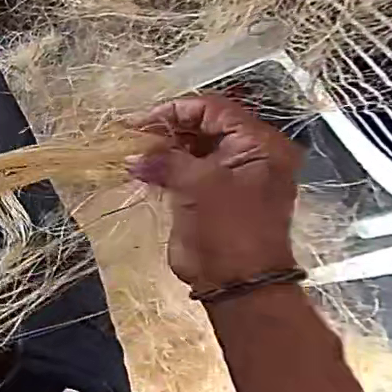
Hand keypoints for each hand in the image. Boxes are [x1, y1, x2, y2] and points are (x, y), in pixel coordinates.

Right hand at [128, 96, 302, 295]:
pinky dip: (162, 168)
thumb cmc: (227, 228)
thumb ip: (166, 160)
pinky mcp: (210, 196)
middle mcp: (248, 156)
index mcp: (259, 145)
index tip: (141, 122)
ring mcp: (228, 176)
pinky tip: (140, 170)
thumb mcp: (199, 184)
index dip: (176, 111)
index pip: (215, 110)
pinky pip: (185, 171)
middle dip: (166, 131)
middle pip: (202, 127)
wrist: (235, 281)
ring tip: (132, 154)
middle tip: (132, 137)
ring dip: (161, 150)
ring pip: (191, 149)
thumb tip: (134, 155)